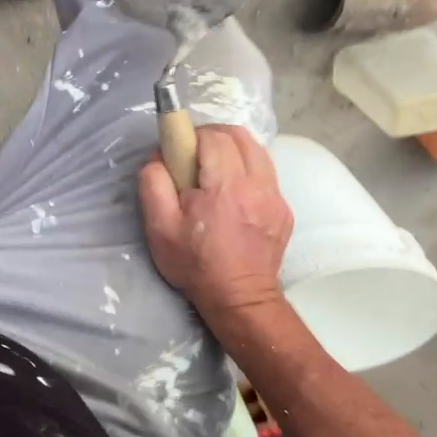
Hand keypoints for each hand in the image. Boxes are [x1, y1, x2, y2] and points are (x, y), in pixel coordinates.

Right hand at [138, 124, 292, 319]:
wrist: (239, 301)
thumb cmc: (194, 263)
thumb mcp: (158, 225)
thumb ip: (153, 181)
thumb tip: (160, 156)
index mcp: (226, 188)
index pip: (214, 137)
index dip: (192, 135)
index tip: (179, 152)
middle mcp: (258, 187)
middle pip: (240, 135)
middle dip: (212, 136)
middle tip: (193, 156)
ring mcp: (276, 198)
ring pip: (256, 150)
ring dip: (231, 149)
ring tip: (212, 170)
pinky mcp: (284, 210)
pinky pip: (265, 172)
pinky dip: (245, 168)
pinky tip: (230, 191)